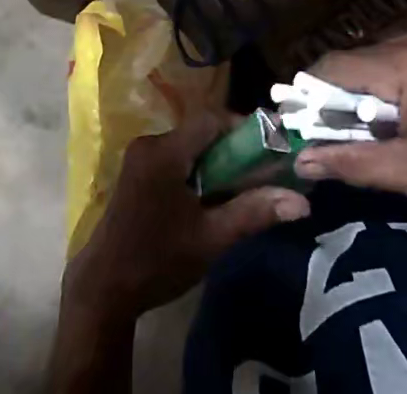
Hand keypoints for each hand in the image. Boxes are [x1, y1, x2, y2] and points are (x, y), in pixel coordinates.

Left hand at [64, 112, 310, 318]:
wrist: (104, 287)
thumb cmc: (158, 260)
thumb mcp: (212, 239)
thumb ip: (254, 212)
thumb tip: (302, 202)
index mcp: (164, 151)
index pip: (211, 119)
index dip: (243, 126)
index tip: (271, 146)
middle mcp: (150, 143)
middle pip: (201, 130)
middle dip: (234, 147)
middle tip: (264, 169)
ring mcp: (140, 156)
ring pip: (189, 144)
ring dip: (217, 159)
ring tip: (244, 184)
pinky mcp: (137, 171)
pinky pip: (176, 156)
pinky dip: (198, 167)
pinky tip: (213, 194)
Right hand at [293, 32, 406, 225]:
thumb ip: (354, 164)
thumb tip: (301, 161)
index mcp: (402, 64)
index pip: (328, 69)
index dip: (304, 101)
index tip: (293, 135)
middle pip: (343, 67)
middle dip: (326, 106)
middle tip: (323, 149)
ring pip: (362, 71)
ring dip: (350, 106)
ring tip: (354, 148)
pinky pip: (385, 74)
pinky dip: (374, 102)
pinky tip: (383, 134)